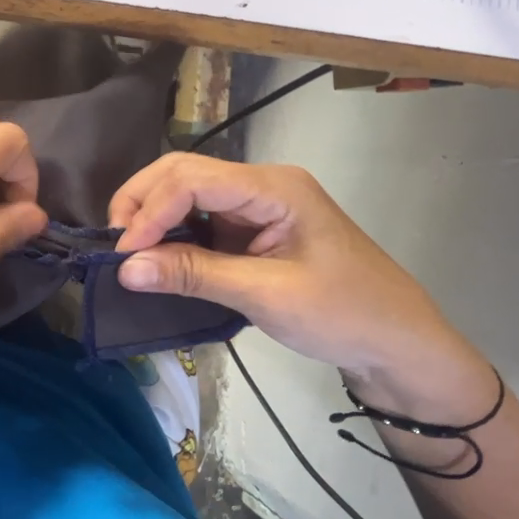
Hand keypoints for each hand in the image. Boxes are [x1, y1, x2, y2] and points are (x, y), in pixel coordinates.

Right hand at [110, 154, 485, 388]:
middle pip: (182, 173)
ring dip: (152, 217)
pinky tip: (156, 257)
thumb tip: (124, 269)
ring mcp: (256, 205)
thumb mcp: (266, 295)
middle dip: (142, 203)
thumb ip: (193, 275)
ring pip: (185, 192)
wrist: (401, 345)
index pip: (192, 179)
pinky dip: (170, 234)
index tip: (124, 253)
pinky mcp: (250, 229)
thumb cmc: (345, 315)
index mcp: (274, 187)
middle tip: (117, 246)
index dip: (150, 210)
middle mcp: (261, 184)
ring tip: (130, 253)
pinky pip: (198, 219)